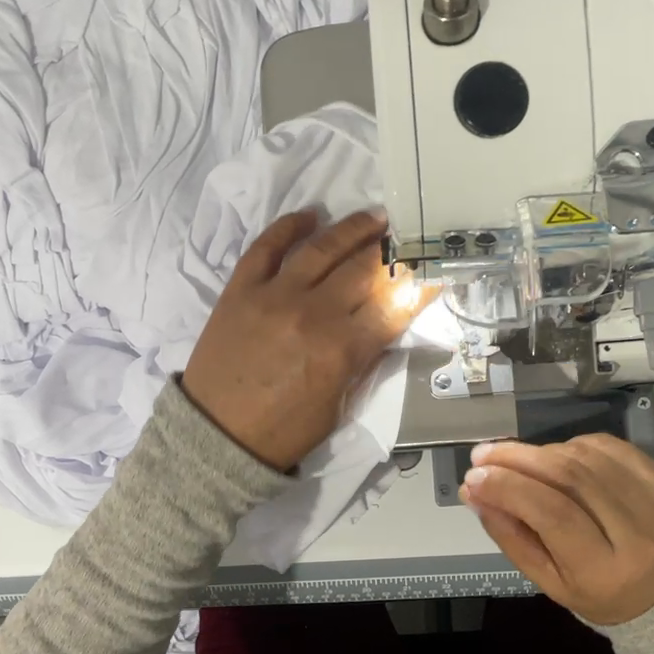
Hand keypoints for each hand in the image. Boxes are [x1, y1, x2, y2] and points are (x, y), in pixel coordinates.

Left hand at [182, 210, 437, 469]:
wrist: (218, 437)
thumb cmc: (284, 431)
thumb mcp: (337, 405)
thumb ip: (362, 362)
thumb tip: (383, 327)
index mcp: (342, 351)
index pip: (394, 306)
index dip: (421, 285)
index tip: (435, 268)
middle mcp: (313, 314)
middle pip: (364, 269)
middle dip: (393, 252)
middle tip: (407, 239)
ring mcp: (274, 296)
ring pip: (322, 248)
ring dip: (352, 229)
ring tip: (374, 218)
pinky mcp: (241, 289)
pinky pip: (265, 247)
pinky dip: (288, 227)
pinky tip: (310, 216)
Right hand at [460, 435, 653, 625]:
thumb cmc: (597, 592)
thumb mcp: (547, 579)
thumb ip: (509, 536)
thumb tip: (472, 491)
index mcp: (605, 570)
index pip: (553, 514)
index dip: (509, 488)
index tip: (473, 476)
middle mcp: (638, 531)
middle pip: (570, 477)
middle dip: (518, 459)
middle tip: (483, 455)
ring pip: (586, 457)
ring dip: (541, 452)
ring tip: (515, 460)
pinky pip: (608, 446)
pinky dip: (572, 445)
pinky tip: (556, 457)